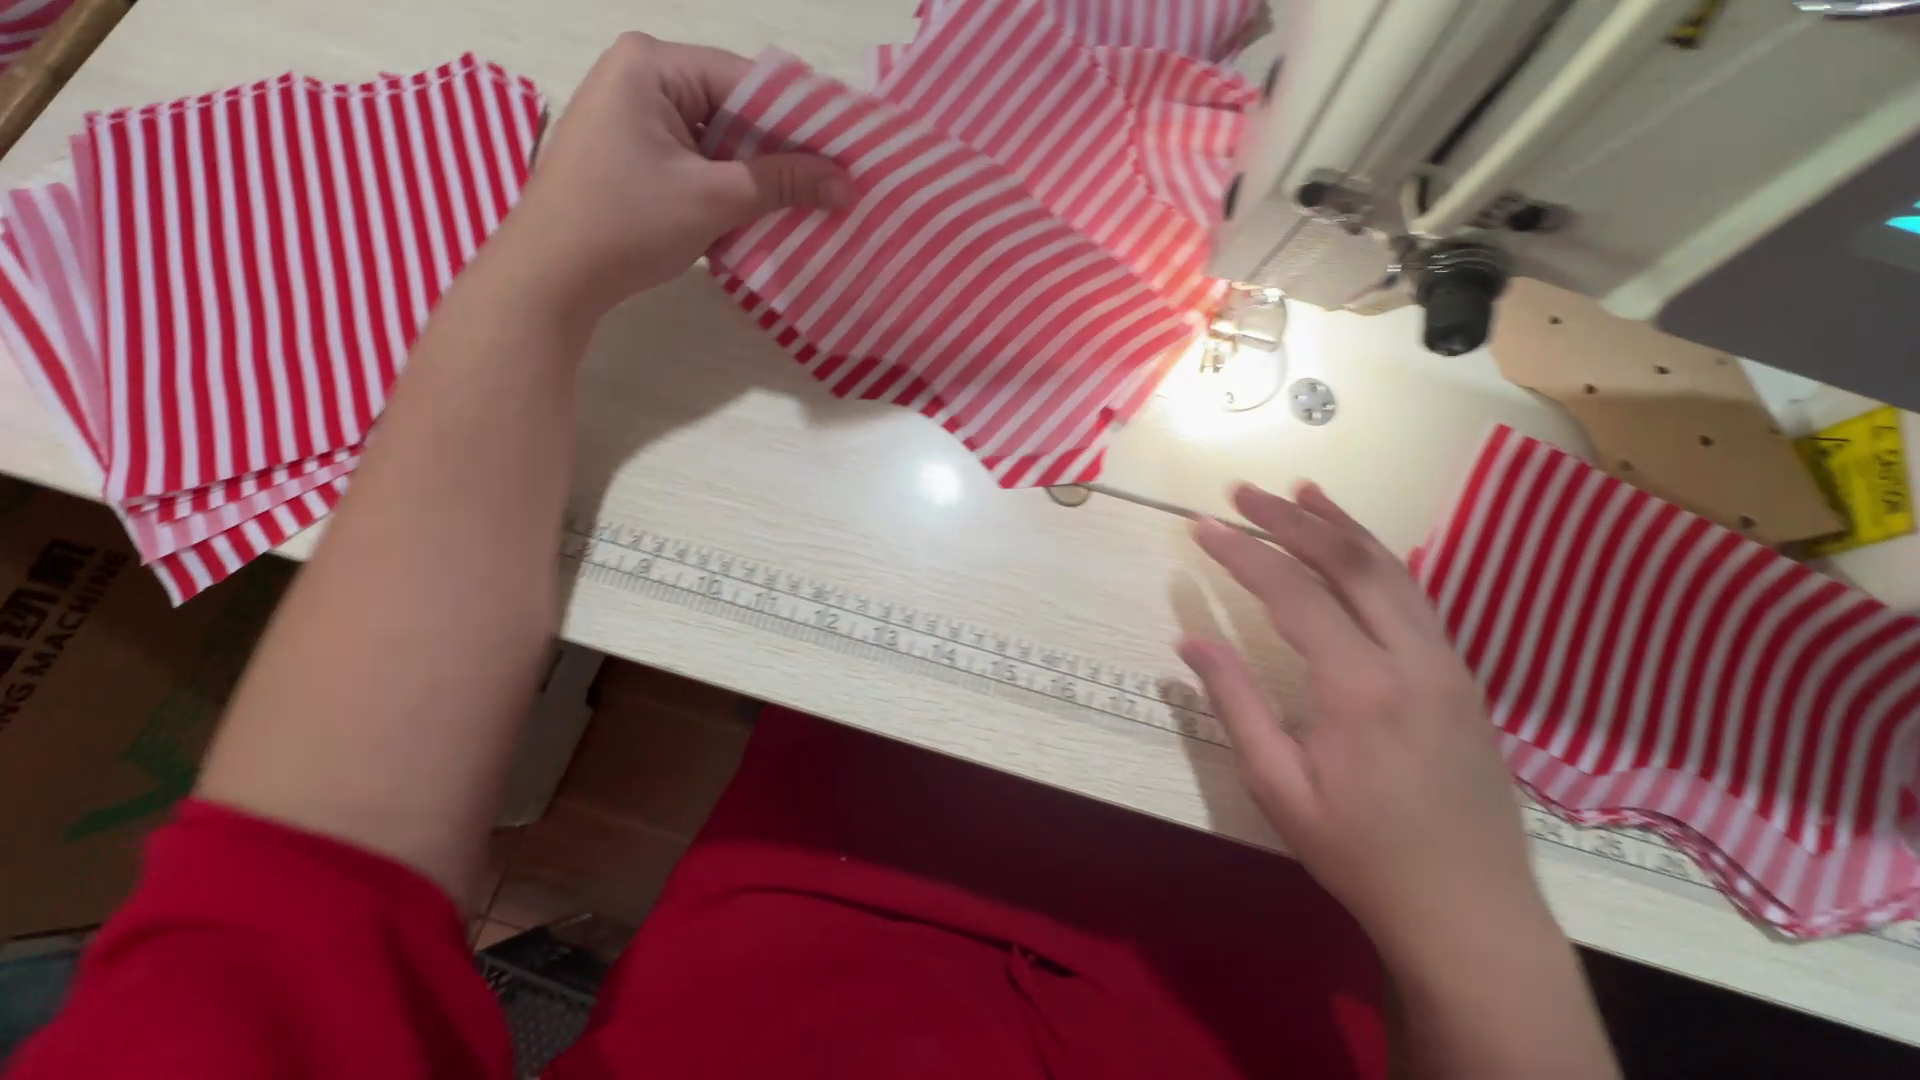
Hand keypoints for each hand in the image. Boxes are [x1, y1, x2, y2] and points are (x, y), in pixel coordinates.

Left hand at [506, 33, 852, 321]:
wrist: (549, 278)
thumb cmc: (625, 224)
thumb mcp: (713, 199)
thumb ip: (782, 183)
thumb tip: (847, 183)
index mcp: (654, 65)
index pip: (748, 81)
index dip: (802, 120)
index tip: (847, 152)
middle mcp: (641, 77)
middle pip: (734, 108)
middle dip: (780, 150)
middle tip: (835, 181)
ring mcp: (632, 116)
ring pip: (717, 139)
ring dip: (756, 173)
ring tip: (808, 200)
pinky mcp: (630, 154)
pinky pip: (694, 160)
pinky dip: (725, 185)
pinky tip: (761, 212)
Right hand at [1180, 482, 1544, 960]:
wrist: (1468, 908)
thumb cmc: (1360, 853)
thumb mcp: (1279, 788)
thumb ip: (1236, 704)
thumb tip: (1190, 642)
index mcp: (1359, 686)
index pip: (1293, 593)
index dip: (1243, 554)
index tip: (1202, 527)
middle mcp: (1411, 658)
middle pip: (1351, 561)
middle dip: (1293, 519)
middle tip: (1244, 492)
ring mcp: (1447, 664)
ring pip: (1394, 571)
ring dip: (1343, 527)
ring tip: (1302, 493)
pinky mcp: (1463, 678)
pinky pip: (1417, 598)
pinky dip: (1380, 561)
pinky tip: (1358, 551)